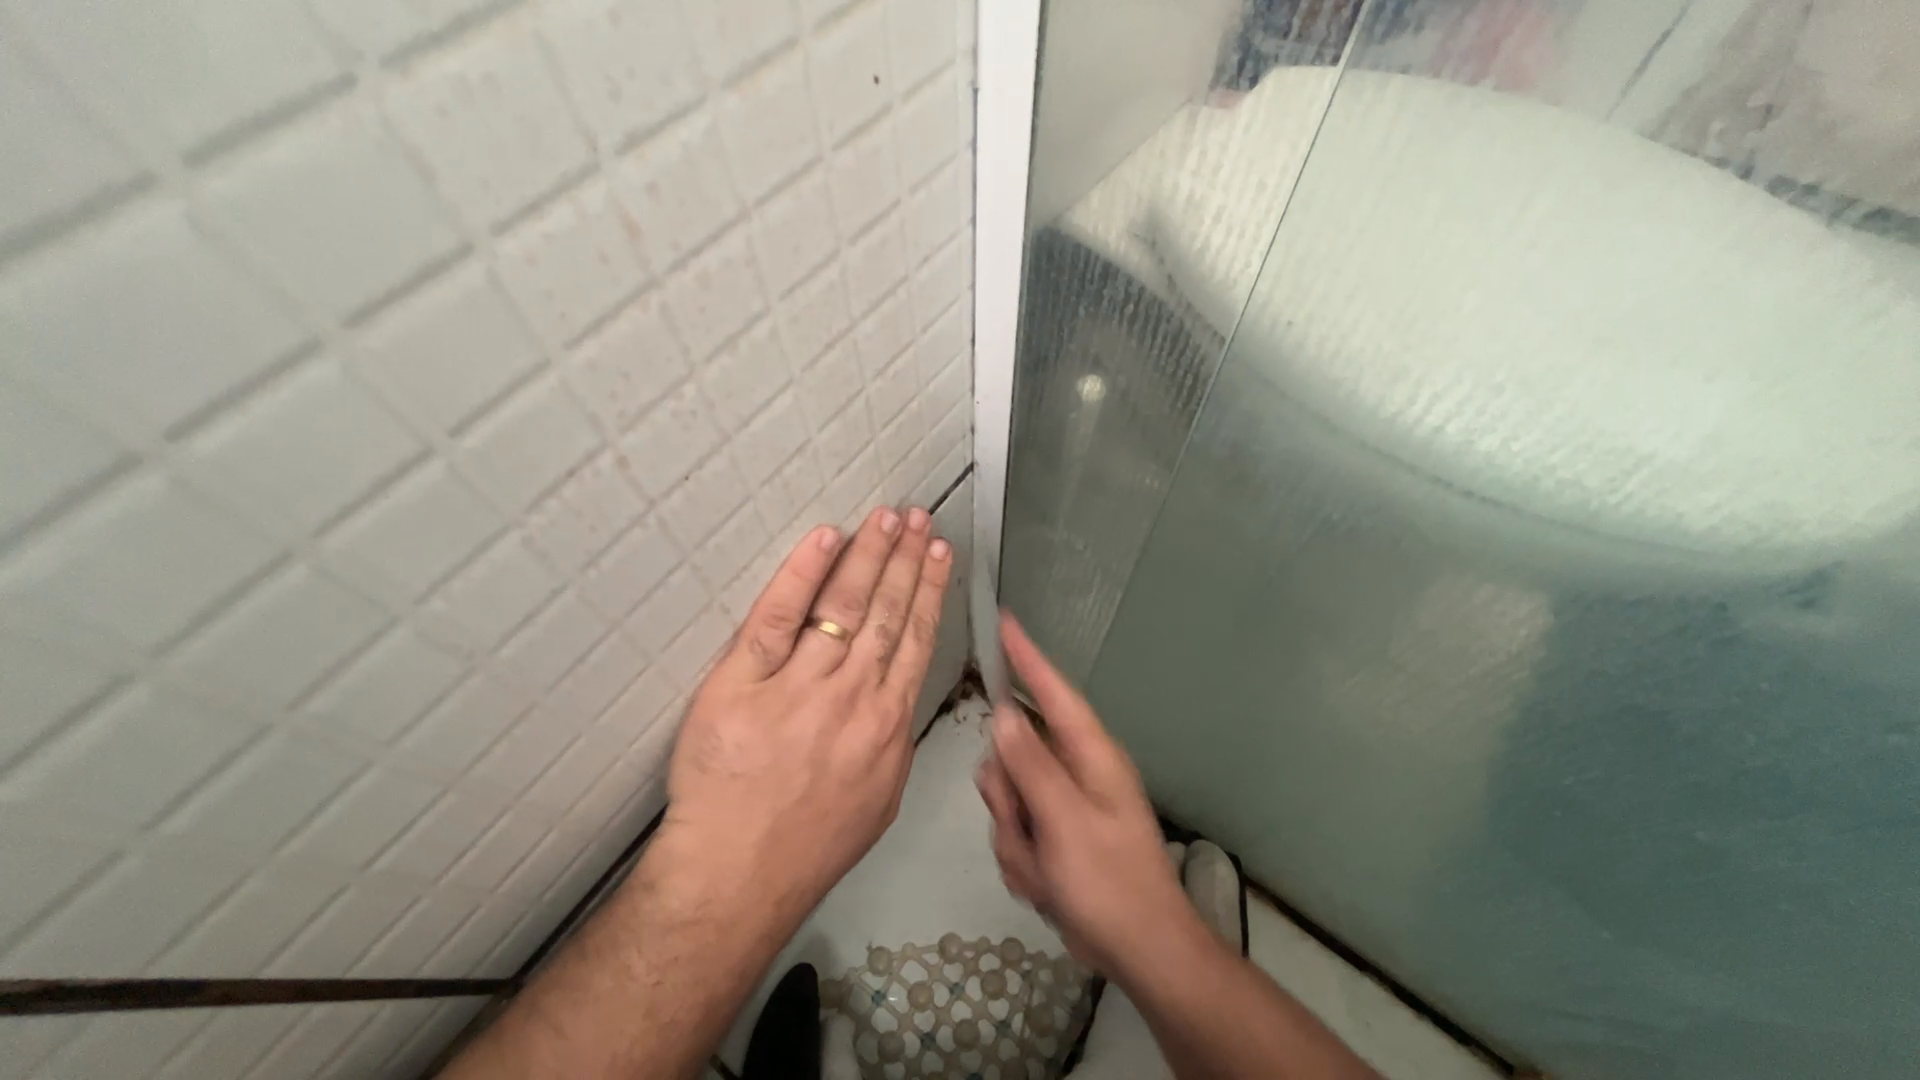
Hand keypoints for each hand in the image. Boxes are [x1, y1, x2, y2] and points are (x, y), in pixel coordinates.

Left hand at [663, 507, 952, 913]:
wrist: (738, 874)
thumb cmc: (810, 845)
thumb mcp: (879, 797)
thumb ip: (893, 741)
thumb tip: (897, 699)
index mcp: (887, 722)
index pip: (916, 638)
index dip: (930, 590)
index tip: (940, 554)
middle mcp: (852, 695)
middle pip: (888, 611)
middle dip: (906, 558)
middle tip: (919, 517)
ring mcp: (799, 685)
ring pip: (845, 605)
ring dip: (869, 555)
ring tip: (886, 518)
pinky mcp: (743, 682)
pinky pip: (777, 616)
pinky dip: (802, 573)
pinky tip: (823, 539)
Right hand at [976, 615, 1195, 976]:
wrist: (1141, 951)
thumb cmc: (1110, 882)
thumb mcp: (1065, 821)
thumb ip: (1031, 766)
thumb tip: (1004, 713)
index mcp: (1090, 756)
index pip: (1053, 693)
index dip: (1028, 658)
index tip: (1004, 620)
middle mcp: (1076, 771)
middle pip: (1012, 755)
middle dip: (1008, 799)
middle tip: (1025, 830)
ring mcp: (1064, 805)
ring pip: (1007, 799)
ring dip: (1016, 838)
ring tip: (1044, 870)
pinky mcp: (1056, 835)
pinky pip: (1015, 832)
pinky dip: (1023, 860)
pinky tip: (1047, 884)